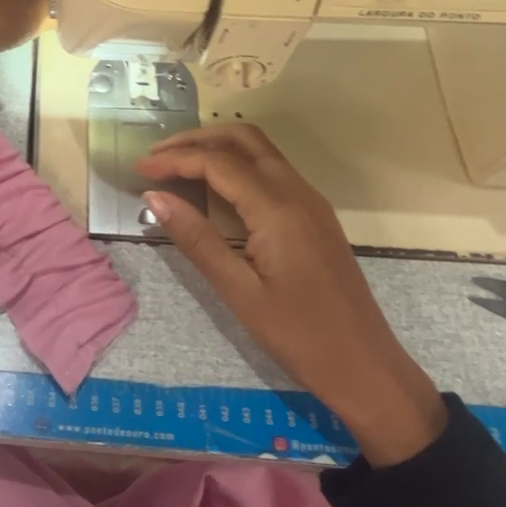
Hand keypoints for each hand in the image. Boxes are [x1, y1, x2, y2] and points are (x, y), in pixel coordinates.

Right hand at [135, 125, 447, 465]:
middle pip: (243, 139)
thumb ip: (197, 239)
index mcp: (278, 209)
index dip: (175, 160)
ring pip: (260, 151)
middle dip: (197, 139)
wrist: (366, 367)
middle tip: (157, 157)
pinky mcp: (315, 216)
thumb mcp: (239, 292)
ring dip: (218, 147)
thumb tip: (154, 197)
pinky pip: (272, 170)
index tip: (139, 170)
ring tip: (178, 165)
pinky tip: (215, 188)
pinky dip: (238, 165)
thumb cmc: (300, 336)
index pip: (218, 162)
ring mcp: (311, 202)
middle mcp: (297, 192)